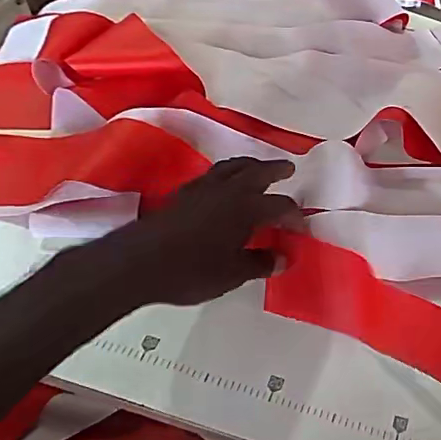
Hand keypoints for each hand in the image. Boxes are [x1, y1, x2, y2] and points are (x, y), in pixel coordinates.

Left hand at [101, 157, 300, 306]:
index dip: (294, 216)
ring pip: (232, 168)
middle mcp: (227, 191)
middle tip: (287, 168)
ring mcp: (202, 189)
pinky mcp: (182, 195)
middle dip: (274, 170)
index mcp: (246, 207)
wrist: (139, 263)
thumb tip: (282, 258)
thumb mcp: (233, 273)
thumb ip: (260, 263)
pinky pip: (213, 176)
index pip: (280, 206)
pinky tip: (224, 188)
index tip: (301, 227)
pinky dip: (226, 175)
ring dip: (249, 166)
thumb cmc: (192, 270)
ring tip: (257, 170)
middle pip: (256, 172)